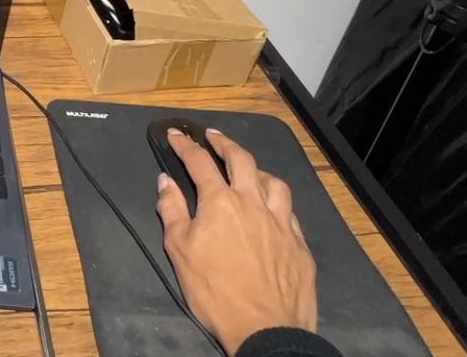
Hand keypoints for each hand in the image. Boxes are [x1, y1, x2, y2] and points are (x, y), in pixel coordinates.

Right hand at [154, 128, 316, 354]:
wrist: (267, 332)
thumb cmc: (215, 290)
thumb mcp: (179, 250)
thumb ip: (171, 210)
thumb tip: (166, 181)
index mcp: (220, 202)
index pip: (199, 162)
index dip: (185, 144)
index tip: (175, 134)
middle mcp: (253, 203)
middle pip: (241, 160)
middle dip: (224, 143)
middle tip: (213, 136)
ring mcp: (281, 224)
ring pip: (274, 182)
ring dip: (258, 170)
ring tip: (249, 171)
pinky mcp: (300, 246)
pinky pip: (290, 212)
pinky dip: (277, 202)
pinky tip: (272, 211)